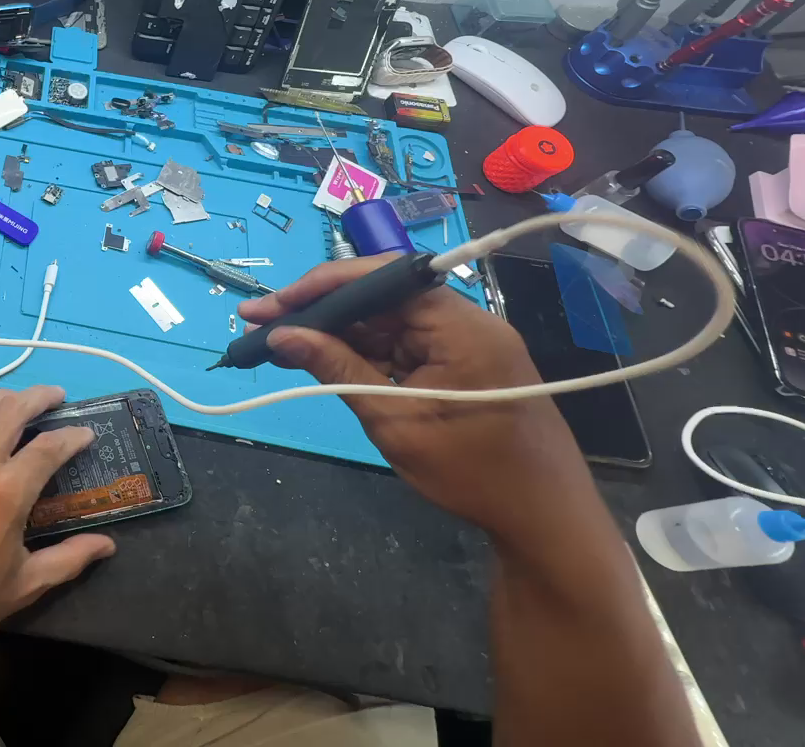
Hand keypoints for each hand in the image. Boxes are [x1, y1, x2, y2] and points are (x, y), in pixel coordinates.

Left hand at [0, 386, 116, 669]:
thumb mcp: (25, 584)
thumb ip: (69, 558)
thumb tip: (107, 546)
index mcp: (7, 491)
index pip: (49, 447)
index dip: (72, 436)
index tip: (85, 433)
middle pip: (12, 410)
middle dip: (39, 397)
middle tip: (56, 397)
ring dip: (2, 396)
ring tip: (18, 399)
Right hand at [238, 255, 593, 540]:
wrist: (545, 524)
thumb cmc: (475, 473)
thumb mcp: (394, 420)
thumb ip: (337, 369)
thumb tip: (282, 335)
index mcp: (462, 328)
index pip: (383, 280)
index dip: (324, 285)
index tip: (275, 304)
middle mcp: (463, 324)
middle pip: (378, 297)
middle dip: (317, 308)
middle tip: (260, 319)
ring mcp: (458, 344)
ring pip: (380, 322)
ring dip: (329, 331)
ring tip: (274, 341)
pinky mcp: (452, 365)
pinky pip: (393, 345)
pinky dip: (353, 352)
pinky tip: (311, 357)